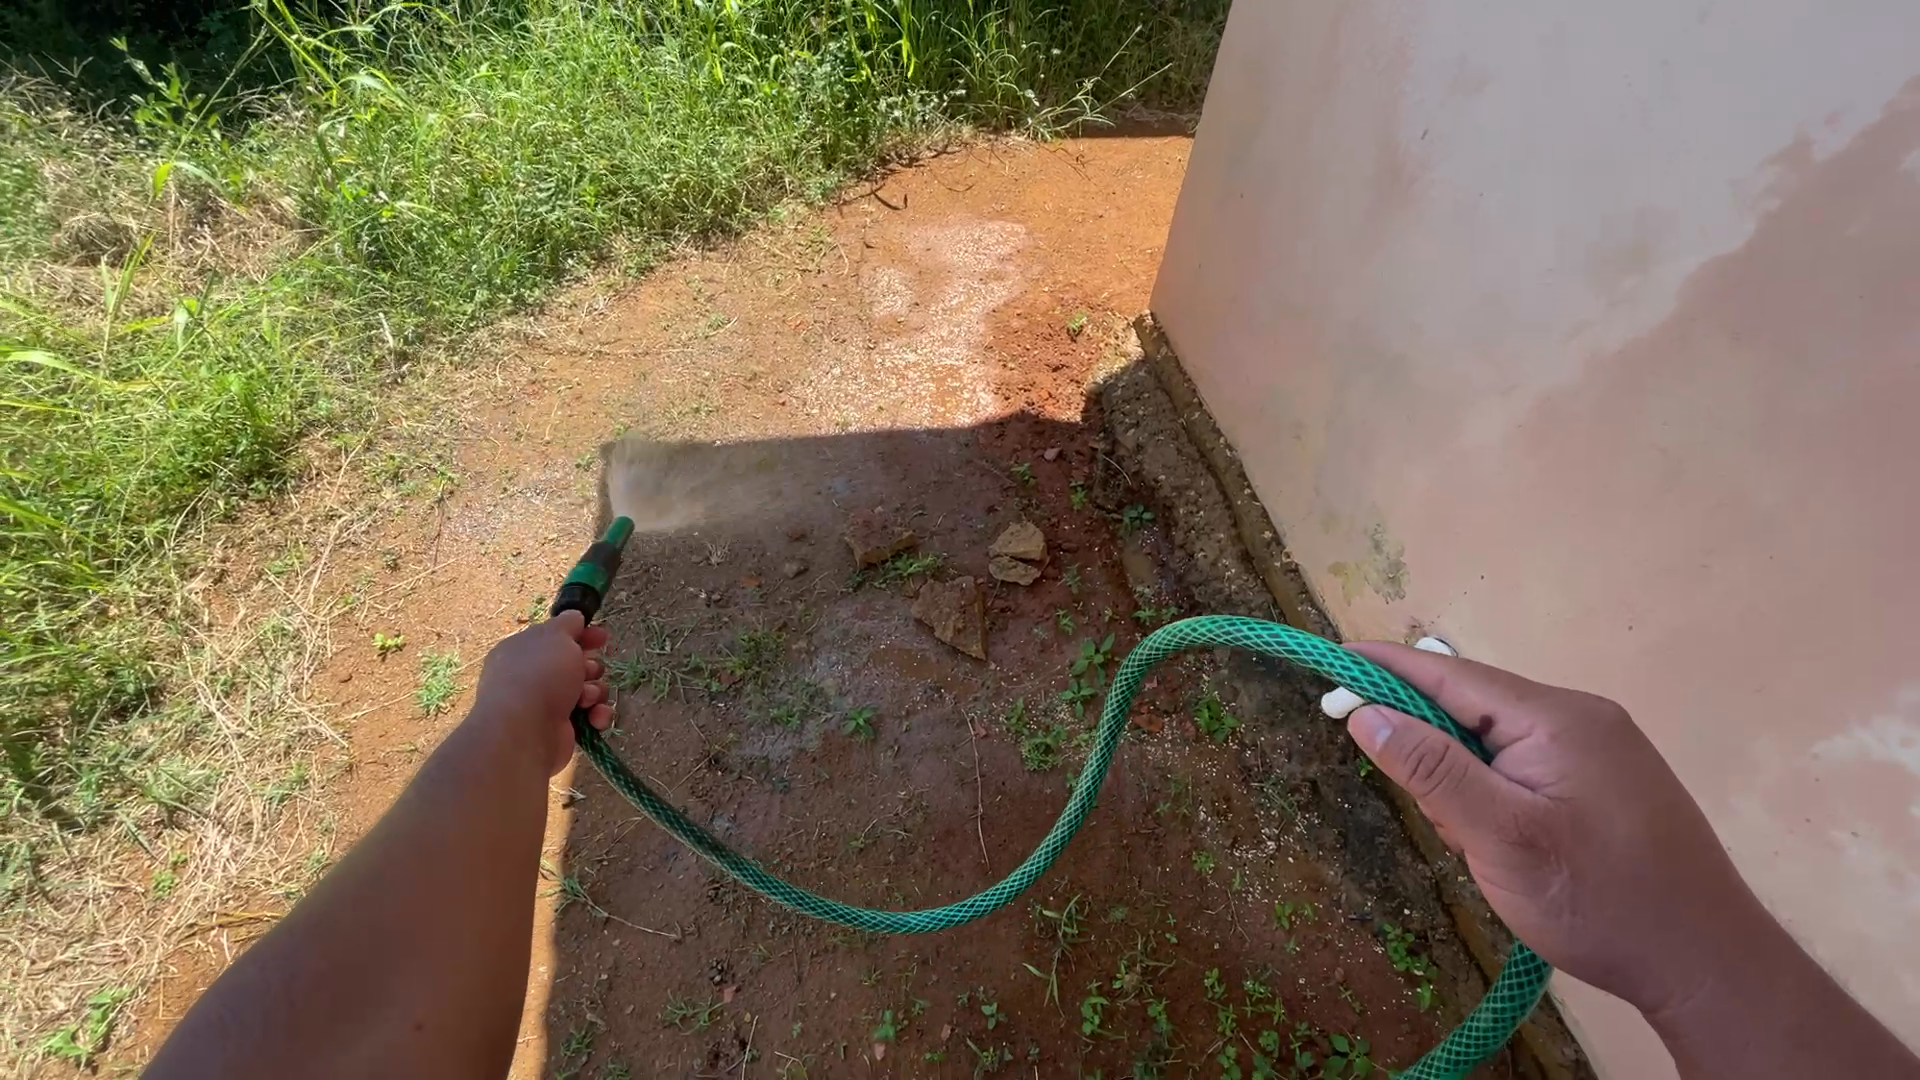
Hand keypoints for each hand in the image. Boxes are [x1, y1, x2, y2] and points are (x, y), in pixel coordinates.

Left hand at [471, 610, 612, 774]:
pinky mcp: (561, 729)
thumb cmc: (539, 675)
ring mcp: (546, 706)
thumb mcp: (555, 636)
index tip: (602, 637)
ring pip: (589, 690)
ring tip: (586, 699)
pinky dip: (597, 715)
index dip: (583, 635)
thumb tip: (575, 617)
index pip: (557, 638)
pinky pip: (590, 715)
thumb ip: (568, 623)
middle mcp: (532, 678)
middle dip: (591, 667)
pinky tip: (594, 718)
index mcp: (523, 652)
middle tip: (587, 672)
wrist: (525, 731)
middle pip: (577, 664)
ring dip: (595, 692)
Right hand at [1342, 642, 1771, 1019]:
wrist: (1712, 973)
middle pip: (1466, 707)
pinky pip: (1513, 762)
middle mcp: (1577, 718)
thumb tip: (1363, 713)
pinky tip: (1505, 841)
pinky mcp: (1596, 778)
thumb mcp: (1501, 835)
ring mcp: (1592, 747)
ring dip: (1461, 781)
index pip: (1450, 674)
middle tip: (1439, 814)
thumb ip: (1429, 768)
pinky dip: (1487, 792)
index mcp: (1557, 718)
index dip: (1386, 667)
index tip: (1333, 662)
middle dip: (1431, 751)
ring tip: (1481, 843)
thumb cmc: (1600, 901)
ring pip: (1486, 739)